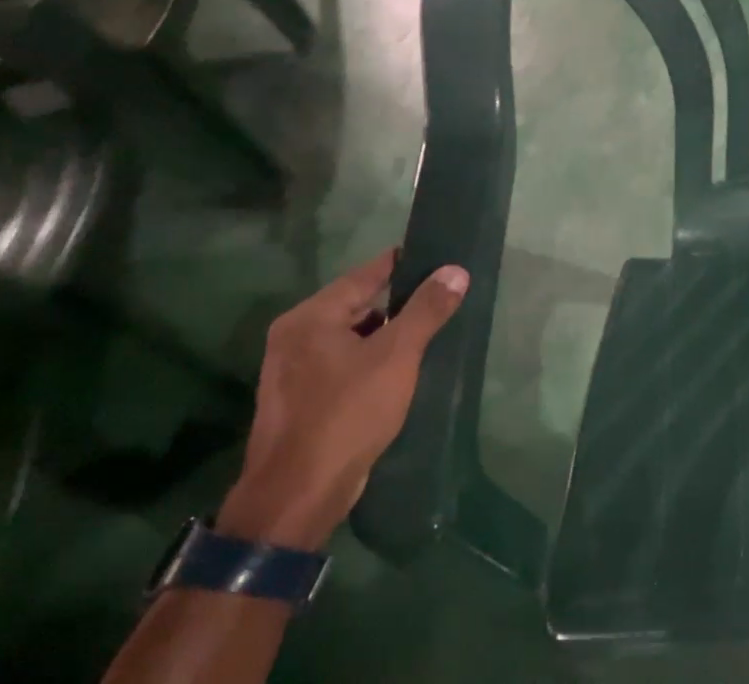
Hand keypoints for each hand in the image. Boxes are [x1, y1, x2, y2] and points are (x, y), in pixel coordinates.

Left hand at [217, 251, 468, 549]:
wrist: (299, 491)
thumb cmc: (348, 412)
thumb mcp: (397, 356)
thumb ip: (426, 310)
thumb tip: (455, 270)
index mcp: (309, 318)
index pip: (364, 275)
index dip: (402, 264)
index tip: (438, 256)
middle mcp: (294, 337)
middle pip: (356, 305)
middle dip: (398, 301)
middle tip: (443, 297)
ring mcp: (293, 370)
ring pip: (350, 336)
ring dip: (386, 334)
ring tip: (429, 332)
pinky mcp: (302, 398)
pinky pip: (343, 363)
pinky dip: (371, 359)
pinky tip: (401, 370)